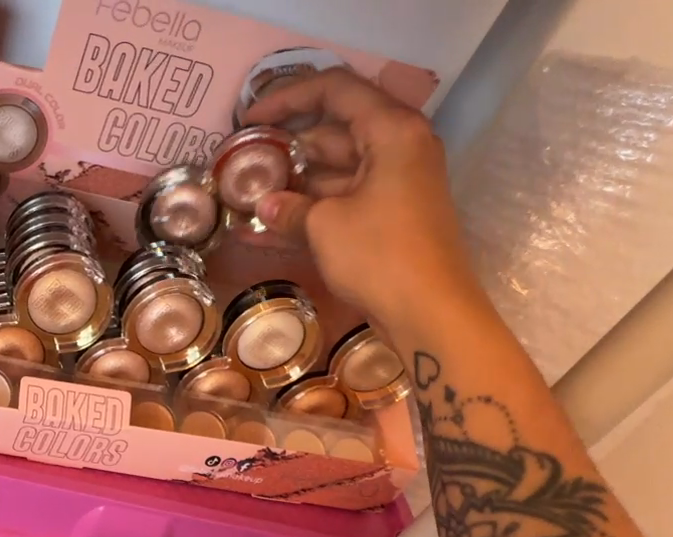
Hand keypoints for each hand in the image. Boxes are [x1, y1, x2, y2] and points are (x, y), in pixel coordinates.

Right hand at [244, 69, 480, 333]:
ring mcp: (393, 184)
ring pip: (335, 170)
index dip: (289, 98)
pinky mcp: (387, 216)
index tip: (250, 119)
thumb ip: (291, 209)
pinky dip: (307, 210)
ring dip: (293, 183)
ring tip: (247, 196)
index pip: (336, 91)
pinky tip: (265, 227)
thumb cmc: (380, 255)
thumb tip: (265, 205)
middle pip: (335, 131)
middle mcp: (397, 147)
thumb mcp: (325, 226)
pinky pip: (340, 201)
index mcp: (391, 131)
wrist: (428, 310)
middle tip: (244, 162)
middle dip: (288, 146)